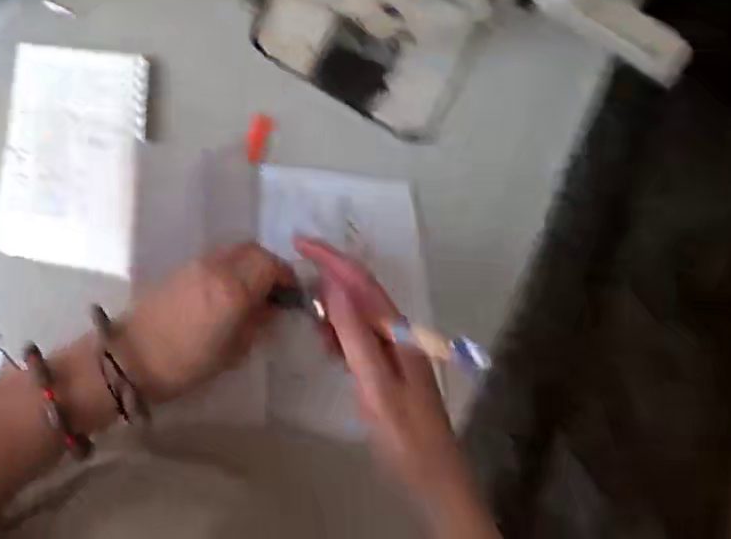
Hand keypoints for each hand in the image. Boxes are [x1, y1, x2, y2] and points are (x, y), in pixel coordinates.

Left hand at [117, 243, 294, 402]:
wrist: (133, 354)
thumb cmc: (186, 362)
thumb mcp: (233, 352)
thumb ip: (256, 324)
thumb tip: (272, 308)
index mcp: (231, 287)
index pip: (269, 263)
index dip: (287, 277)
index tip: (294, 297)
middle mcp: (215, 266)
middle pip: (252, 250)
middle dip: (269, 266)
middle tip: (276, 294)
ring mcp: (196, 263)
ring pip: (233, 251)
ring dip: (249, 265)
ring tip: (254, 295)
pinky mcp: (181, 267)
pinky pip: (216, 258)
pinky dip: (231, 268)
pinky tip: (230, 294)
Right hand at [297, 237, 493, 535]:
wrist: (438, 488)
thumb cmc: (406, 437)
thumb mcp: (375, 385)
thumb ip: (354, 333)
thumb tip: (331, 284)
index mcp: (398, 333)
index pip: (360, 281)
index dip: (330, 257)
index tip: (298, 242)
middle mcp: (398, 334)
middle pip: (360, 289)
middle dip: (328, 271)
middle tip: (292, 268)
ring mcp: (395, 351)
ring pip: (357, 310)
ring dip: (330, 301)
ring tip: (303, 306)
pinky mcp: (388, 368)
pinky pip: (357, 333)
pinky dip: (337, 327)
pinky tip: (324, 339)